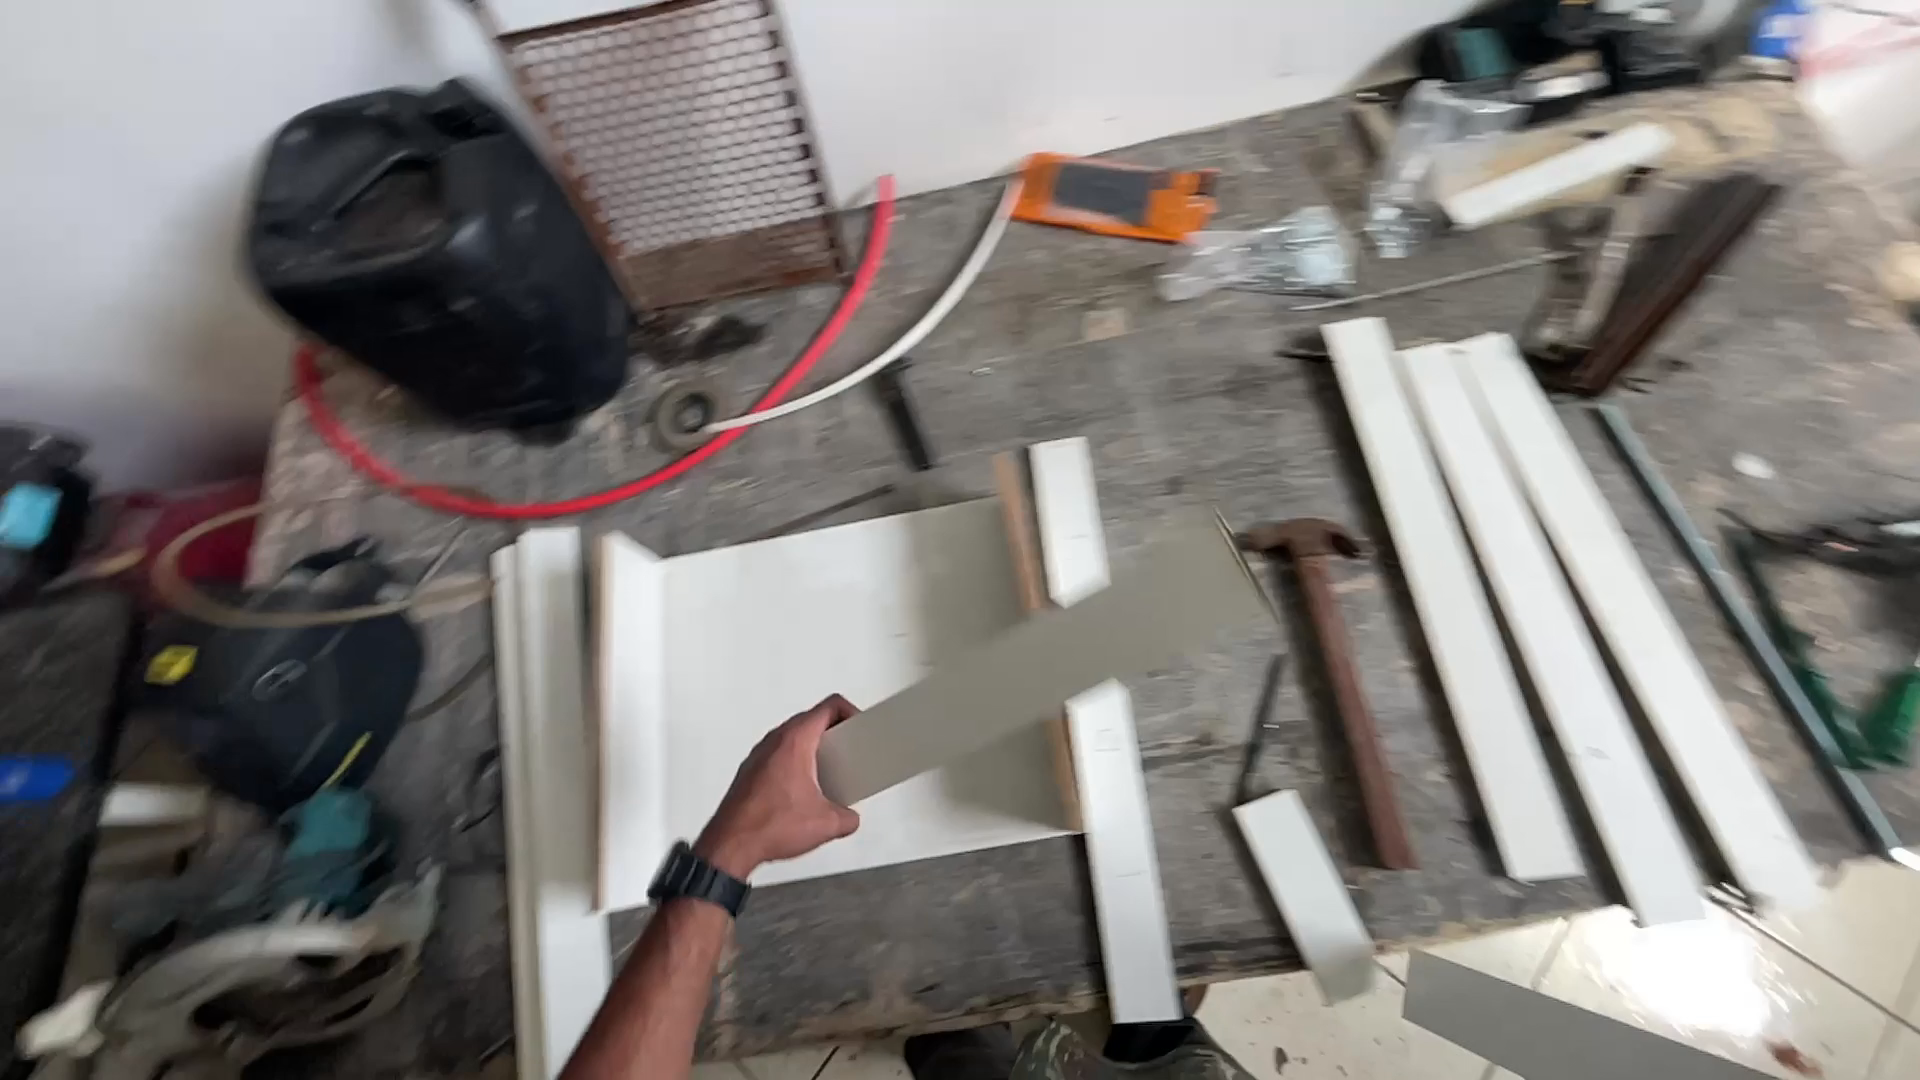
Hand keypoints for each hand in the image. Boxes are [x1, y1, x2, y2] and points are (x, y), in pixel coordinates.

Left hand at [695, 694, 861, 878]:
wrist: (730, 845)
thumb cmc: (766, 825)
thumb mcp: (826, 824)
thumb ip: (847, 817)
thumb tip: (850, 818)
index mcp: (796, 739)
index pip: (830, 706)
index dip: (852, 712)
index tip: (860, 728)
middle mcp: (775, 740)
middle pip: (812, 719)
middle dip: (834, 733)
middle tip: (847, 750)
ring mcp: (759, 754)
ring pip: (793, 736)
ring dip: (813, 749)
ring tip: (826, 773)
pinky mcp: (750, 770)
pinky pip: (779, 754)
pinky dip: (794, 763)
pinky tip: (801, 792)